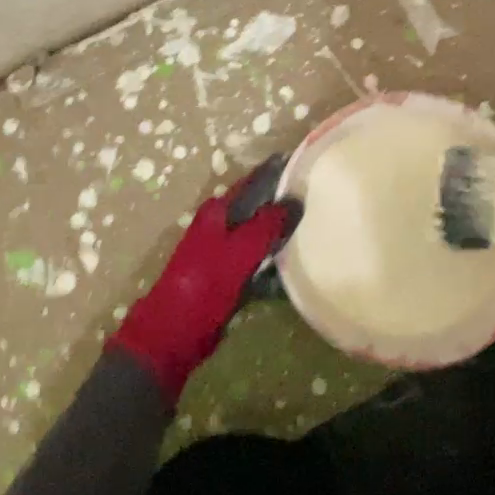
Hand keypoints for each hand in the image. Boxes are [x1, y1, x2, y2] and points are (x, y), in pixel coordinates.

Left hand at [106, 167, 298, 401]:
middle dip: (286, 204)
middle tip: (321, 198)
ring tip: (318, 231)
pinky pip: (260, 266)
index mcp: (218, 213)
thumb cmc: (204, 285)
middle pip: (259, 209)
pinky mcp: (230, 280)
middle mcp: (221, 228)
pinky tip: (299, 270)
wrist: (174, 333)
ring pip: (262, 238)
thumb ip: (267, 225)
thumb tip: (296, 200)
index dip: (277, 172)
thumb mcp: (239, 252)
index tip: (305, 162)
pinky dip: (276, 266)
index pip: (253, 182)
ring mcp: (226, 255)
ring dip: (284, 236)